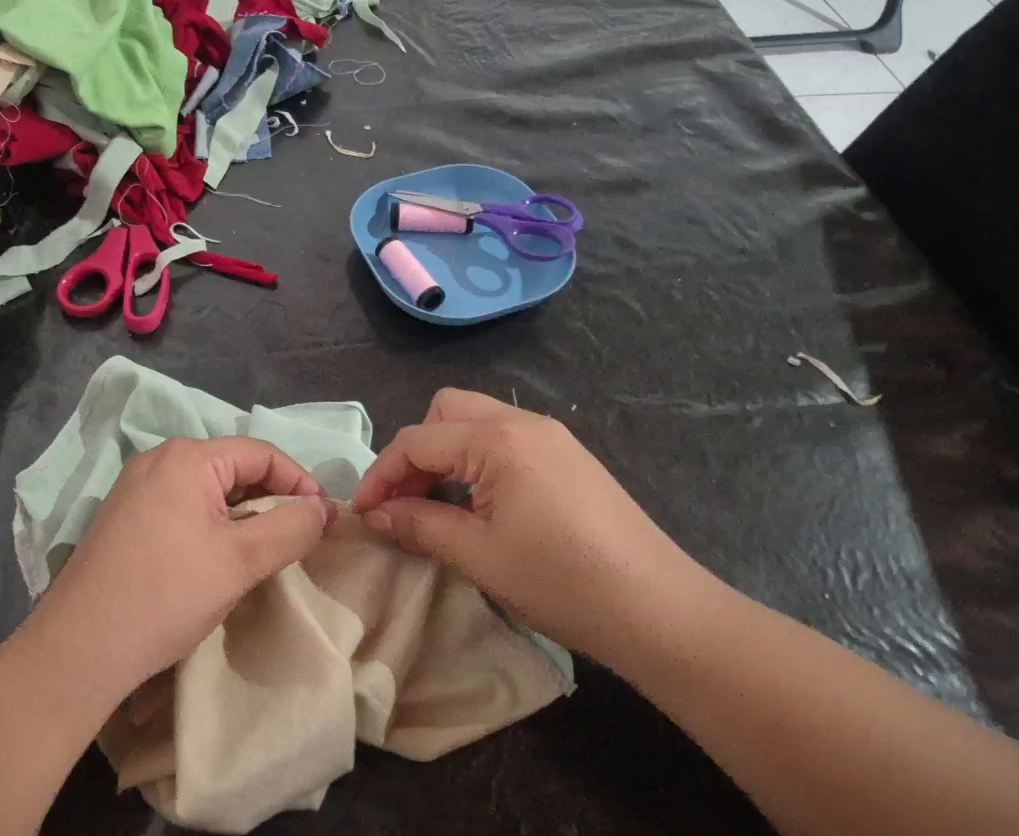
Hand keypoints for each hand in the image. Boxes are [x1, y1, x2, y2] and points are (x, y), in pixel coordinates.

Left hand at [31, 437, 335, 693]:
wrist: (78, 650)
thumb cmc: (165, 595)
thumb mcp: (240, 561)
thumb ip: (290, 528)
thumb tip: (324, 509)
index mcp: (186, 458)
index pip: (261, 454)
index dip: (300, 483)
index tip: (325, 521)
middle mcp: (159, 462)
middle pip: (234, 468)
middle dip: (274, 498)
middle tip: (302, 537)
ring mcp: (137, 491)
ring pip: (210, 491)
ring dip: (245, 515)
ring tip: (269, 551)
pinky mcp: (126, 521)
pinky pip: (185, 509)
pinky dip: (214, 526)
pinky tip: (223, 560)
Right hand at [353, 389, 718, 662]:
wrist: (656, 607)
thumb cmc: (561, 581)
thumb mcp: (479, 556)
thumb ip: (420, 525)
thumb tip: (375, 515)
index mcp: (498, 439)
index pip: (418, 439)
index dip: (381, 475)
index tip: (362, 515)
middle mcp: (524, 422)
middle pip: (446, 411)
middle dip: (415, 452)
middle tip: (405, 503)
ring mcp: (552, 436)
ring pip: (476, 422)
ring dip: (446, 455)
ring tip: (437, 508)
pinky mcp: (569, 457)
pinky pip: (505, 440)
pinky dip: (477, 462)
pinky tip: (480, 506)